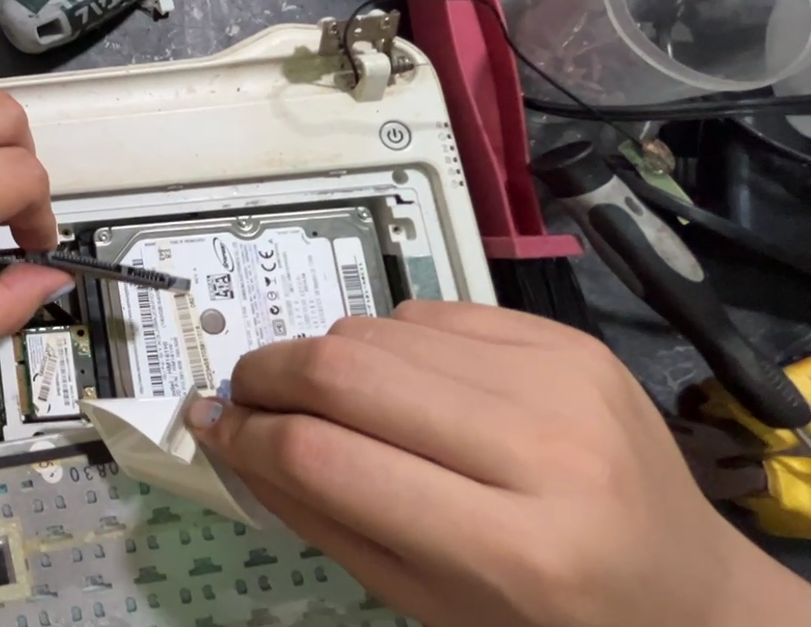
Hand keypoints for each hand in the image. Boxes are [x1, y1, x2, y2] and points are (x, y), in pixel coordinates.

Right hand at [184, 300, 810, 626]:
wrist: (696, 597)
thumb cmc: (543, 621)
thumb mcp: (419, 600)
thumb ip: (312, 509)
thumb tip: (223, 430)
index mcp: (512, 550)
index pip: (325, 458)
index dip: (247, 434)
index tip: (210, 423)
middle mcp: (544, 453)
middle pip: (342, 372)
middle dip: (266, 374)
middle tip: (247, 393)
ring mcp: (561, 382)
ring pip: (369, 330)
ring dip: (322, 358)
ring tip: (332, 396)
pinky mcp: (565, 341)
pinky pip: (420, 311)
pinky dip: (384, 342)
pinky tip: (408, 383)